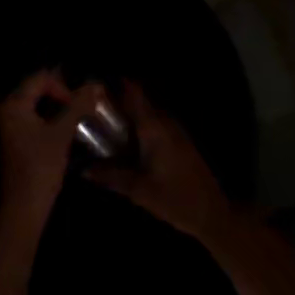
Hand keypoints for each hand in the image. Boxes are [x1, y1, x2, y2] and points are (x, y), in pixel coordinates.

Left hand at [0, 70, 103, 220]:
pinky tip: (63, 132)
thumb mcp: (62, 133)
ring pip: (36, 105)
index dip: (63, 87)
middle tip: (81, 109)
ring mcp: (7, 127)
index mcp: (13, 104)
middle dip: (61, 96)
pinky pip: (32, 119)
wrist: (21, 212)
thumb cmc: (40, 168)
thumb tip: (95, 84)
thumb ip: (78, 105)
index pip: (41, 78)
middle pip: (37, 89)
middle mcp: (5, 110)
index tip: (79, 105)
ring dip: (57, 109)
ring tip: (76, 120)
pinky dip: (48, 120)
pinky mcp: (12, 141)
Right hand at [85, 81, 232, 241]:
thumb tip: (83, 170)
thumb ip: (111, 177)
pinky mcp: (177, 139)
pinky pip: (153, 123)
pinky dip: (137, 126)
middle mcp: (164, 120)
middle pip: (138, 100)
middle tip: (89, 110)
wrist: (211, 211)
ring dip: (126, 115)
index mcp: (154, 126)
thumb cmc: (175, 199)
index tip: (93, 86)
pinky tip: (123, 142)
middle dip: (116, 102)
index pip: (134, 92)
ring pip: (145, 112)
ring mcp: (173, 128)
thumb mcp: (139, 191)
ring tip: (101, 125)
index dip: (115, 84)